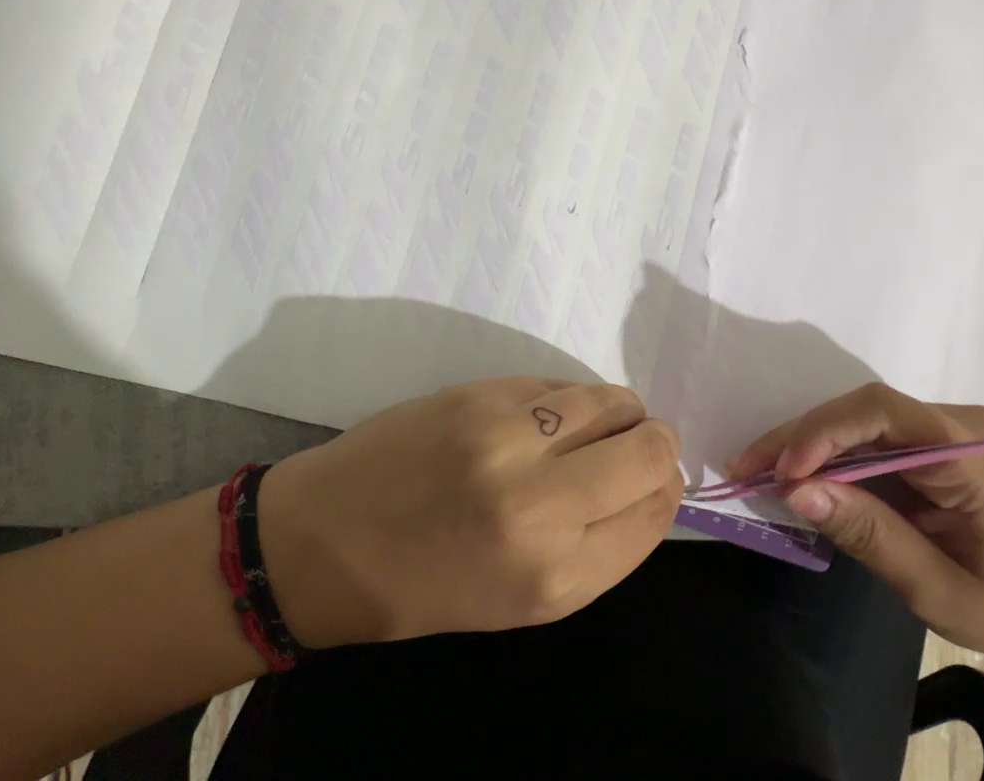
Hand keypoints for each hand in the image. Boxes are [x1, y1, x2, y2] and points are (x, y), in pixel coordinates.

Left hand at [256, 378, 682, 647]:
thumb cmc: (426, 587)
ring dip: (618, 416)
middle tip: (629, 453)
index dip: (662, 491)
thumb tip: (651, 485)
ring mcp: (509, 437)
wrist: (321, 543)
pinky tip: (543, 420)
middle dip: (655, 448)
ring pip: (615, 402)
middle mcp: (541, 502)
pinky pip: (563, 384)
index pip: (656, 509)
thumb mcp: (525, 599)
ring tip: (587, 432)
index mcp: (555, 573)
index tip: (648, 486)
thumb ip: (600, 545)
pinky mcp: (480, 394)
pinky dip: (571, 401)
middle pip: (652, 449)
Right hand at [730, 382, 983, 668]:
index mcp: (972, 453)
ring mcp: (945, 431)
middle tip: (745, 468)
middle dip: (802, 438)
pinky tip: (794, 478)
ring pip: (859, 422)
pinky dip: (828, 460)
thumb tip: (797, 492)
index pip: (885, 414)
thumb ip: (870, 535)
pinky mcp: (930, 446)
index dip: (825, 431)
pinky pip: (869, 441)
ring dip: (807, 447)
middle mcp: (959, 425)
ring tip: (756, 472)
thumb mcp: (935, 587)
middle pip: (864, 411)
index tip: (782, 471)